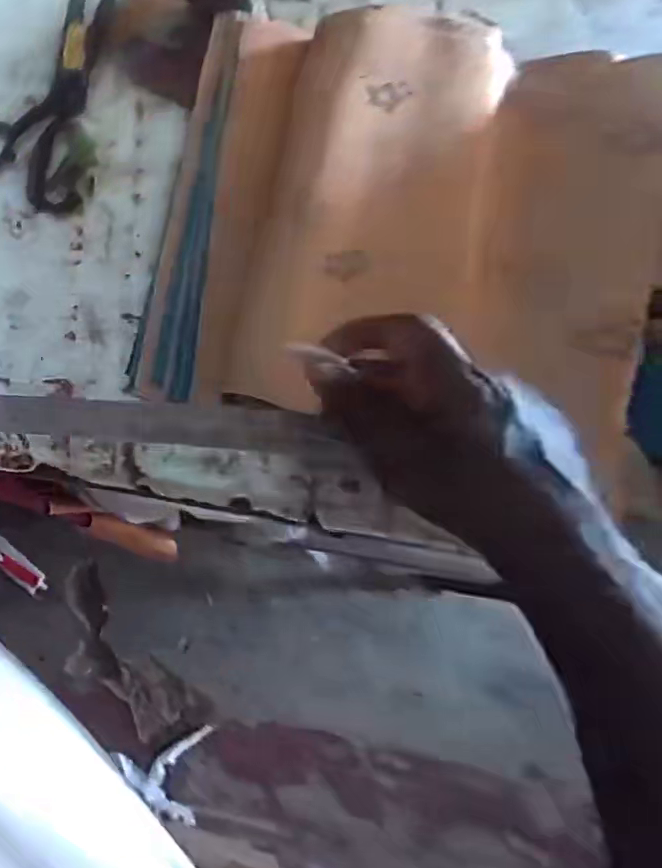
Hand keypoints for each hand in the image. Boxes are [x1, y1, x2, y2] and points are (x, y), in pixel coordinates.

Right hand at [298, 314, 547, 540]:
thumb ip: (350, 401)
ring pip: (443, 386)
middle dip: (370, 377)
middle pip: (420, 360)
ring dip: (401, 400)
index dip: (359, 333)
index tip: (326, 358)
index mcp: (455, 379)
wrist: (555, 538)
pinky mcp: (539, 428)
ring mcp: (521, 403)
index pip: (406, 328)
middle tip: (338, 411)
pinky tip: (428, 454)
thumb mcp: (388, 447)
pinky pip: (470, 407)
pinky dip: (433, 417)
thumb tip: (313, 360)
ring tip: (377, 438)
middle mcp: (492, 379)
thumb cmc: (460, 488)